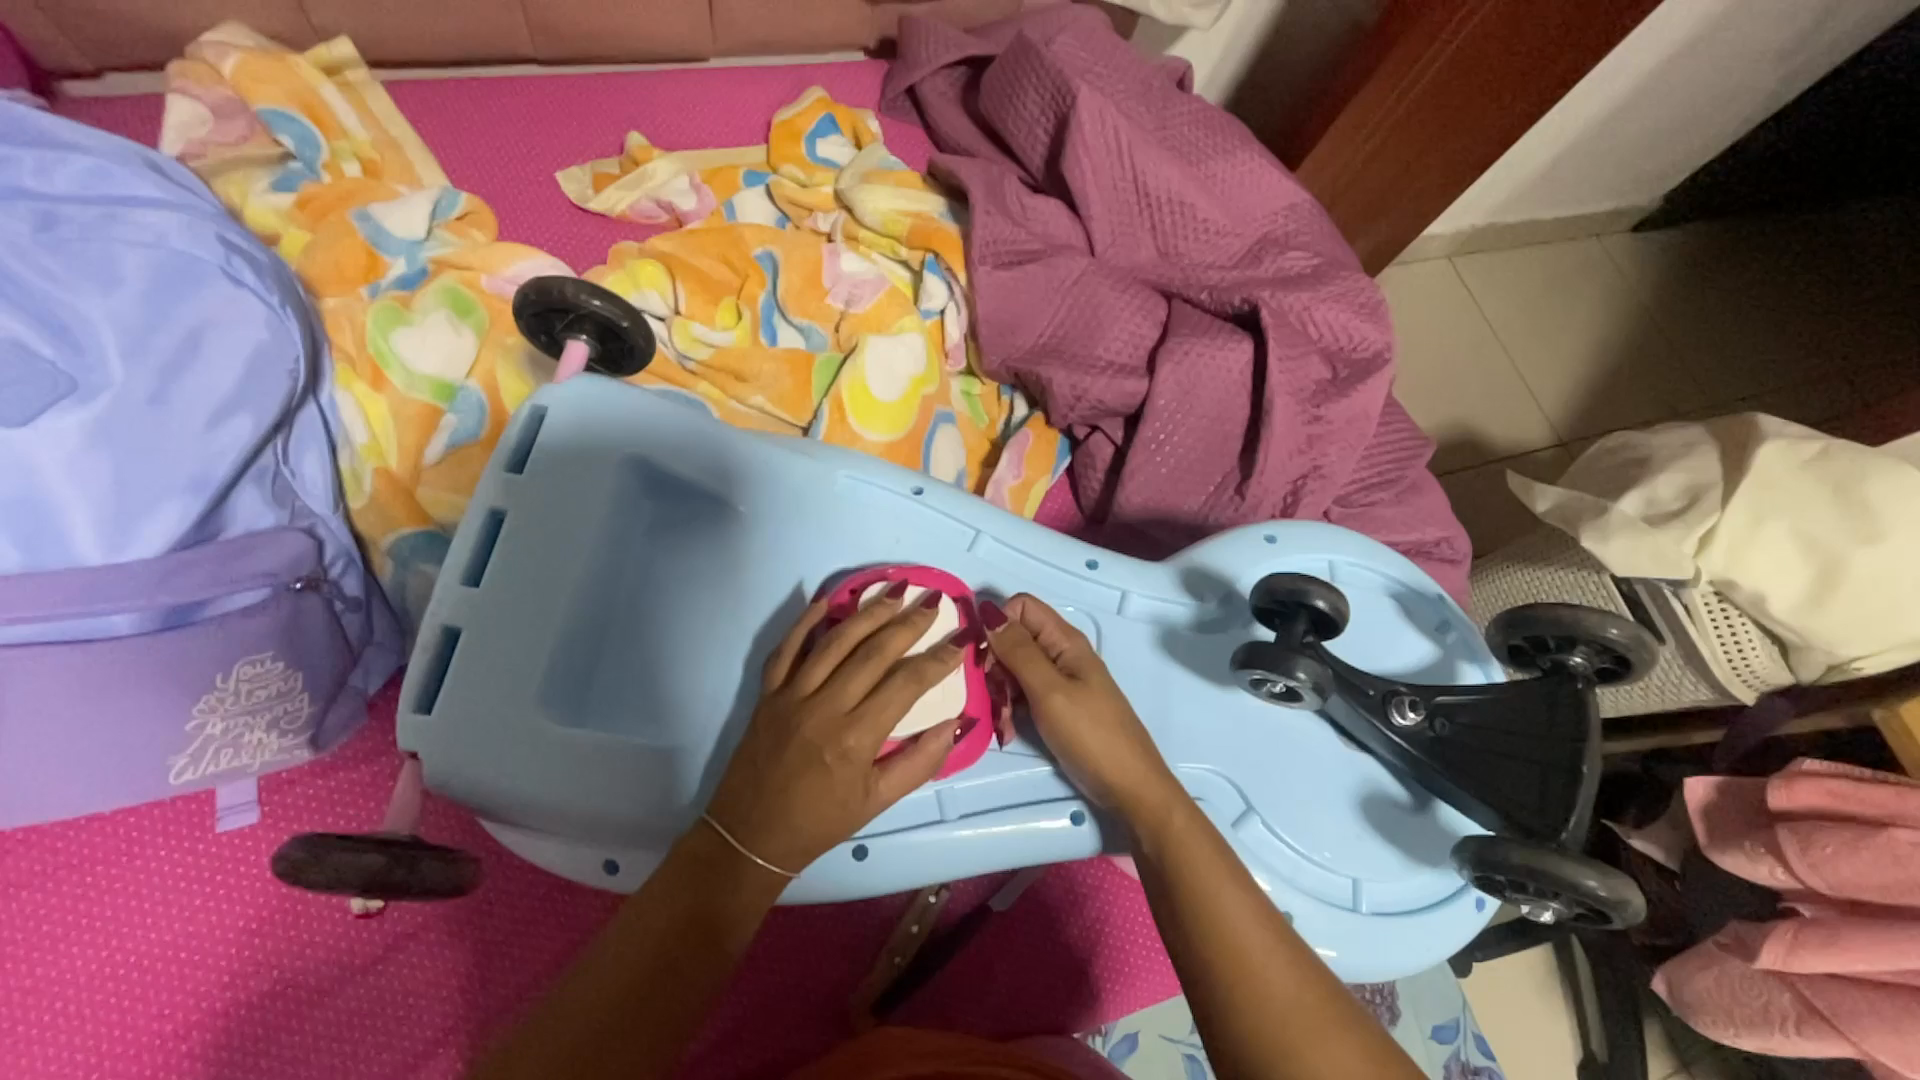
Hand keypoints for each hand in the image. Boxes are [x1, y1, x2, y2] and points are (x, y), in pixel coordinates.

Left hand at [703, 586, 962, 876]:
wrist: (750, 835)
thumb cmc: (820, 822)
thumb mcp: (877, 802)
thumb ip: (920, 762)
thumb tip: (957, 723)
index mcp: (856, 738)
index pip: (906, 684)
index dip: (937, 659)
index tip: (960, 640)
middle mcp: (824, 707)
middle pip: (873, 652)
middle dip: (908, 623)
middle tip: (934, 602)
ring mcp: (791, 696)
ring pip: (835, 642)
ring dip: (868, 612)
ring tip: (896, 591)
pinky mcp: (767, 693)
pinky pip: (786, 648)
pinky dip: (806, 622)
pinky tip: (829, 600)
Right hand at [980, 594, 1184, 822]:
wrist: (1128, 787)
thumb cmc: (1091, 735)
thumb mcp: (1049, 691)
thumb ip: (1018, 651)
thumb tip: (987, 611)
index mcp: (1064, 640)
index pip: (1020, 607)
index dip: (997, 624)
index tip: (983, 656)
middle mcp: (1060, 654)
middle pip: (1013, 639)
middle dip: (994, 665)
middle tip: (992, 697)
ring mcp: (1058, 681)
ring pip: (1013, 670)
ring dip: (999, 692)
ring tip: (1002, 723)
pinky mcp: (1055, 706)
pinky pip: (1022, 695)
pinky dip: (1010, 710)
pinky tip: (1008, 732)